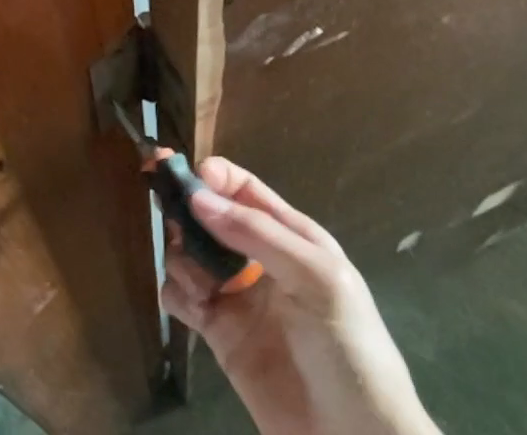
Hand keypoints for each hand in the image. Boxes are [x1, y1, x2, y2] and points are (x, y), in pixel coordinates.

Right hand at [162, 158, 442, 434]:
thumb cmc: (350, 349)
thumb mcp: (318, 280)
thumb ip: (258, 234)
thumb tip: (196, 197)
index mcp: (290, 236)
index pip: (241, 188)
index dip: (209, 177)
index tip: (180, 177)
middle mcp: (258, 258)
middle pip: (205, 217)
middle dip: (184, 214)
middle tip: (176, 228)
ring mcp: (236, 296)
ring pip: (186, 254)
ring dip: (181, 259)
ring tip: (200, 287)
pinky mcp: (218, 333)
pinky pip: (180, 296)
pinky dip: (176, 293)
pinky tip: (195, 308)